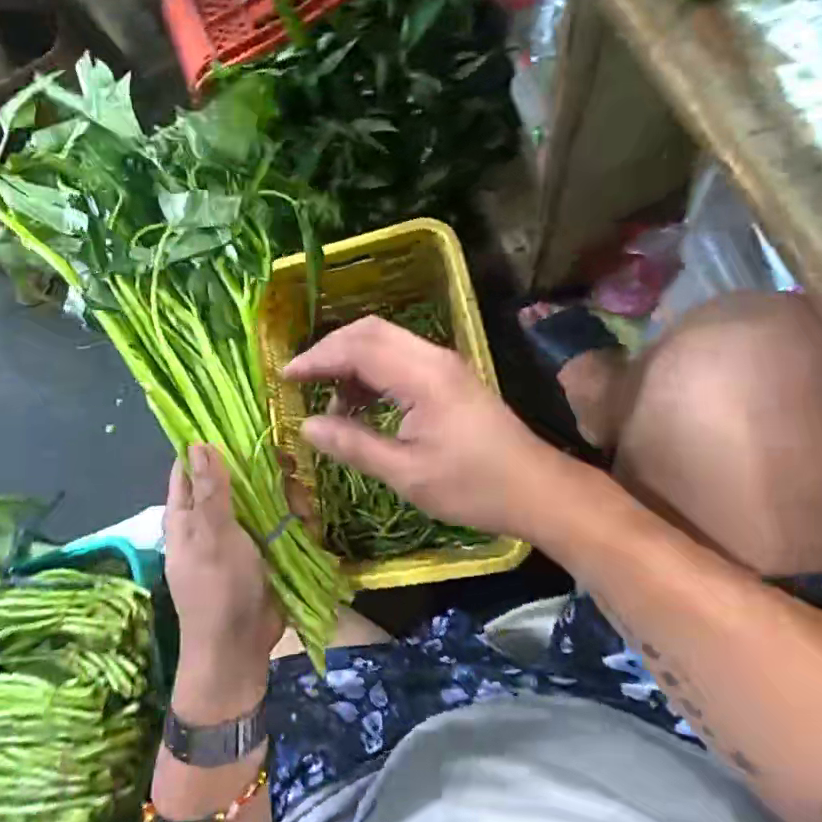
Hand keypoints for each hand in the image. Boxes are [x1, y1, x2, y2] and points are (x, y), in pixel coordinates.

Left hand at [164, 444, 283, 721]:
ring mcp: (241, 530)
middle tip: (286, 465)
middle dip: (261, 468)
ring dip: (283, 495)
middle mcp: (212, 516)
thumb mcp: (213, 538)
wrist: (241, 650)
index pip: (190, 463)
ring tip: (299, 505)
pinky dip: (294, 518)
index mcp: (187, 512)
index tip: (240, 416)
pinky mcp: (266, 546)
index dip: (209, 439)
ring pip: (263, 494)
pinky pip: (280, 519)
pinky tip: (308, 521)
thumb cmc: (218, 591)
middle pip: (236, 474)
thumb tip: (197, 443)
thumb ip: (210, 492)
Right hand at [283, 316, 563, 540]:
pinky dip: (371, 372)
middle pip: (369, 332)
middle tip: (301, 379)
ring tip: (330, 403)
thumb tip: (306, 426)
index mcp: (422, 377)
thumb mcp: (406, 474)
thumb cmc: (473, 486)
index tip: (285, 377)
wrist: (537, 489)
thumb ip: (353, 445)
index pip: (357, 348)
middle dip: (330, 350)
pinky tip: (361, 406)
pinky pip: (399, 357)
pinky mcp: (448, 376)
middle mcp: (433, 357)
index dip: (317, 358)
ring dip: (350, 361)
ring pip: (384, 341)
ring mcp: (443, 363)